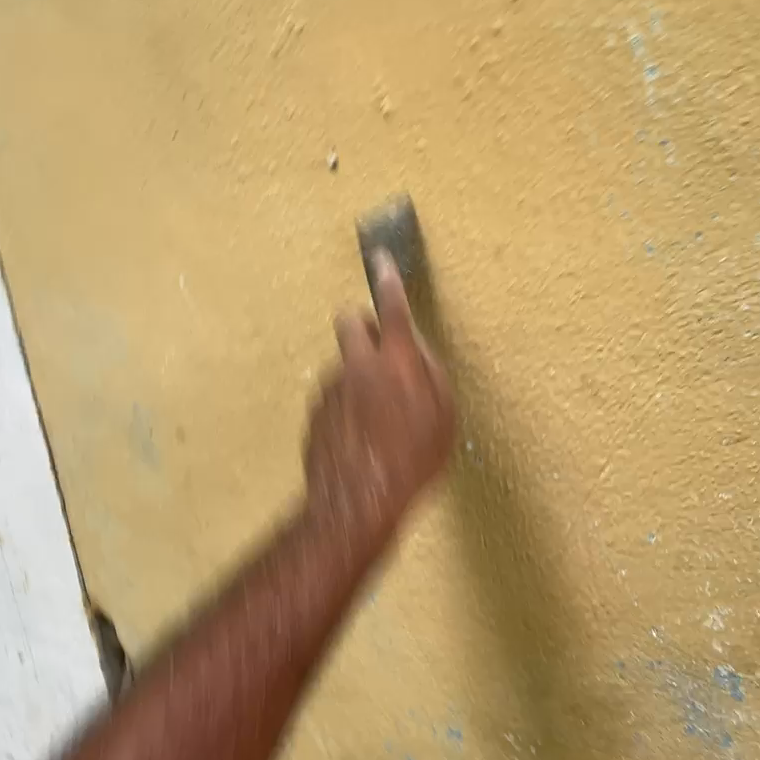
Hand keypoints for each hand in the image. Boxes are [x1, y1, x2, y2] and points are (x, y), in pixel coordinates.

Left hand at [303, 251, 455, 543]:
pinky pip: (334, 396)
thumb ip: (430, 375)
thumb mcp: (444, 417)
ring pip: (343, 364)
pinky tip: (361, 437)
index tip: (381, 259)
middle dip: (363, 324)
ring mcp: (330, 388)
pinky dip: (347, 406)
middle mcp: (357, 364)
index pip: (392, 306)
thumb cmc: (413, 460)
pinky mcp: (316, 413)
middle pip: (350, 320)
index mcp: (395, 360)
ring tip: (379, 419)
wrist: (358, 500)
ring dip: (358, 376)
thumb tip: (416, 354)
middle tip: (383, 350)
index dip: (389, 278)